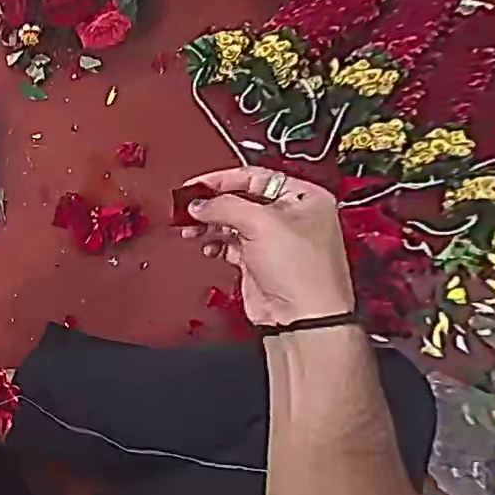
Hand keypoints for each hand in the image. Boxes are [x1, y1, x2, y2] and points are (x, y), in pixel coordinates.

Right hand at [180, 167, 355, 326]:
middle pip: (241, 200)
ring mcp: (274, 241)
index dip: (224, 179)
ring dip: (209, 225)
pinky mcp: (259, 261)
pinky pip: (230, 244)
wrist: (302, 317)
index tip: (198, 185)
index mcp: (304, 198)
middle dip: (213, 205)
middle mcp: (290, 217)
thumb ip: (226, 206)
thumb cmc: (304, 273)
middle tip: (190, 207)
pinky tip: (206, 245)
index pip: (256, 177)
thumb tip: (201, 203)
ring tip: (192, 227)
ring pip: (232, 223)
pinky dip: (215, 243)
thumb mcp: (262, 224)